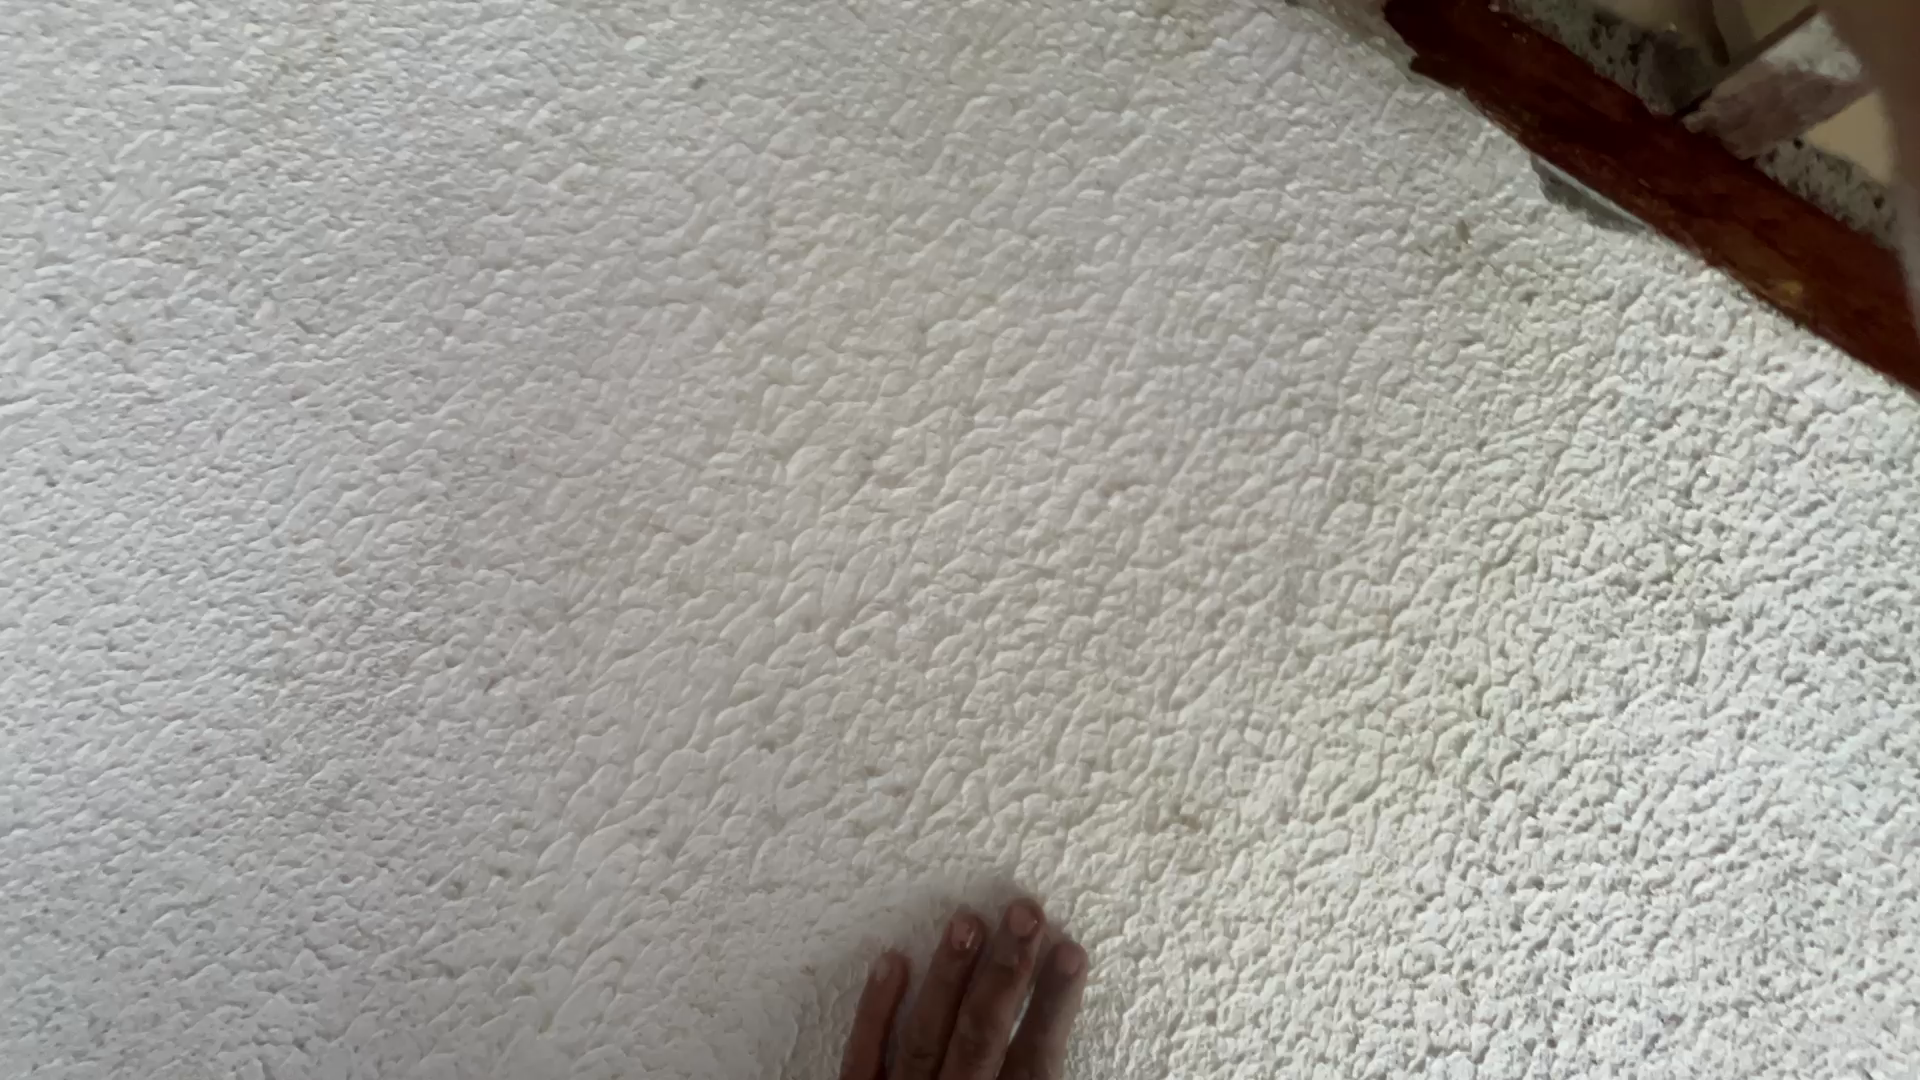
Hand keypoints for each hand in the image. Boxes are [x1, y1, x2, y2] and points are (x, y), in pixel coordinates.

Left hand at [840, 899, 1089, 1079]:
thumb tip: (1054, 1025)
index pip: (1035, 1064)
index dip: (1055, 1006)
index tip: (1072, 949)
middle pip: (982, 1035)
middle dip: (1005, 971)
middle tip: (1024, 911)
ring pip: (926, 1035)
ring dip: (948, 976)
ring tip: (966, 919)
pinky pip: (860, 1058)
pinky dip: (874, 1011)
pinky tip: (892, 960)